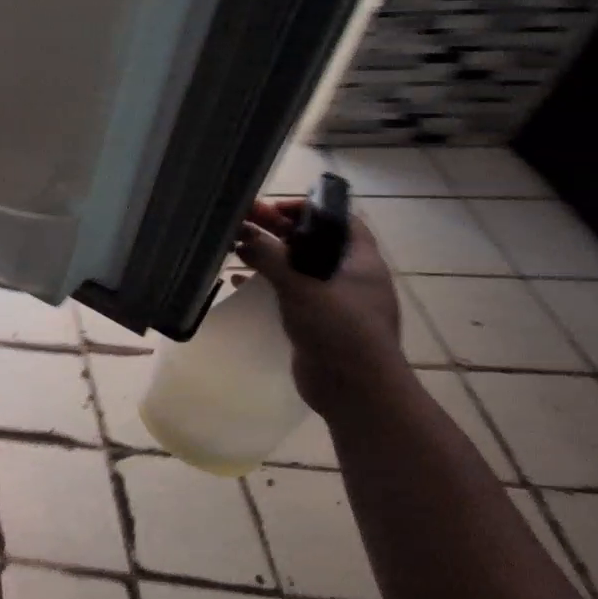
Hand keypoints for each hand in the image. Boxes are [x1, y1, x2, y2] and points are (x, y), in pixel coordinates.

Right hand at [235, 199, 408, 417]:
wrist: (356, 390)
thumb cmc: (338, 329)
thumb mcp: (301, 285)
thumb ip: (270, 255)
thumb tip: (243, 233)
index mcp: (361, 261)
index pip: (339, 220)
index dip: (307, 209)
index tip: (271, 209)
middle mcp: (352, 276)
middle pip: (314, 241)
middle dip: (278, 230)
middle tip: (242, 224)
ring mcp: (336, 300)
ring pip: (300, 266)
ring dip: (270, 256)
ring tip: (236, 248)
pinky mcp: (319, 321)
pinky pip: (291, 291)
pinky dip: (267, 282)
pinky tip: (240, 281)